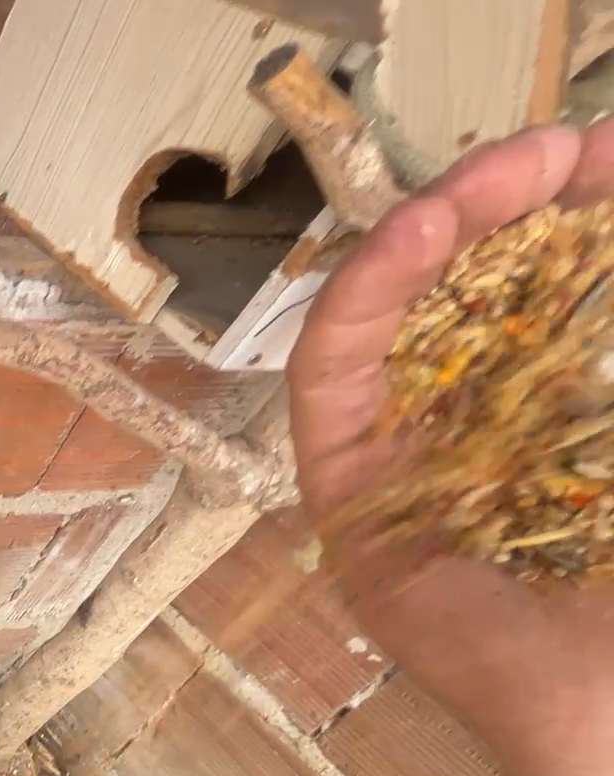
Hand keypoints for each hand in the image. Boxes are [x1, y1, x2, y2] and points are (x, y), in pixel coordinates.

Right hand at [290, 121, 613, 775]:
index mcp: (574, 406)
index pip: (553, 289)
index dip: (575, 217)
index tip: (612, 157)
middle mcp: (484, 420)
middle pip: (464, 296)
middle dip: (502, 215)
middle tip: (554, 151)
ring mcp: (403, 453)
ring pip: (386, 327)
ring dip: (419, 243)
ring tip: (477, 181)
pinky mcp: (339, 485)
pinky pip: (328, 386)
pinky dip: (353, 308)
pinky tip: (402, 241)